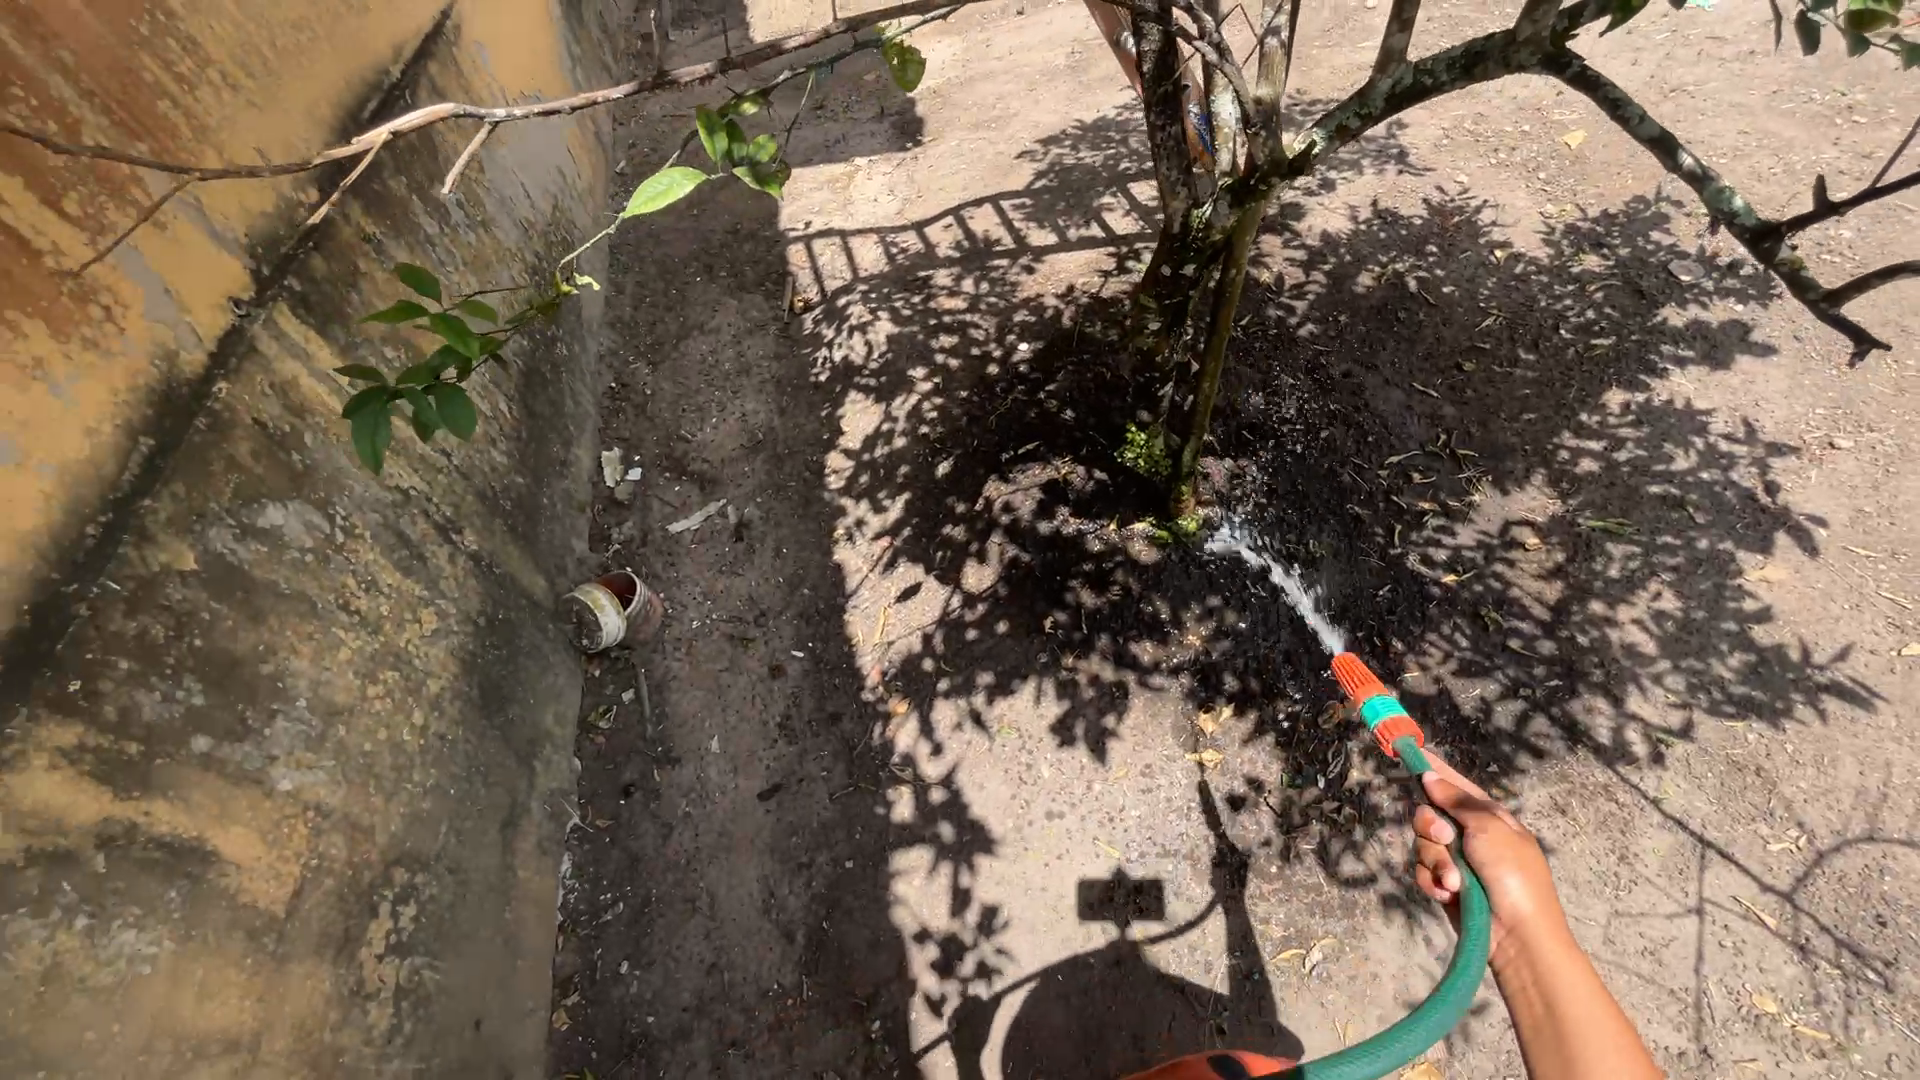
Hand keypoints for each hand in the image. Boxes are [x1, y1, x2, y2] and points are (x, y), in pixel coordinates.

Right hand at [1411, 750, 1567, 969]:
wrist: (1518, 936)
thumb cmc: (1513, 876)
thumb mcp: (1490, 829)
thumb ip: (1456, 801)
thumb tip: (1429, 776)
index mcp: (1489, 818)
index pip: (1455, 784)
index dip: (1433, 768)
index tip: (1408, 750)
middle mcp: (1470, 835)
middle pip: (1428, 813)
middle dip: (1430, 827)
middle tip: (1445, 839)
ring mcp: (1457, 860)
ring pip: (1422, 843)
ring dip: (1436, 862)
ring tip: (1455, 882)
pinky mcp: (1445, 883)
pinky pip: (1422, 870)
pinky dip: (1433, 881)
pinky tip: (1448, 894)